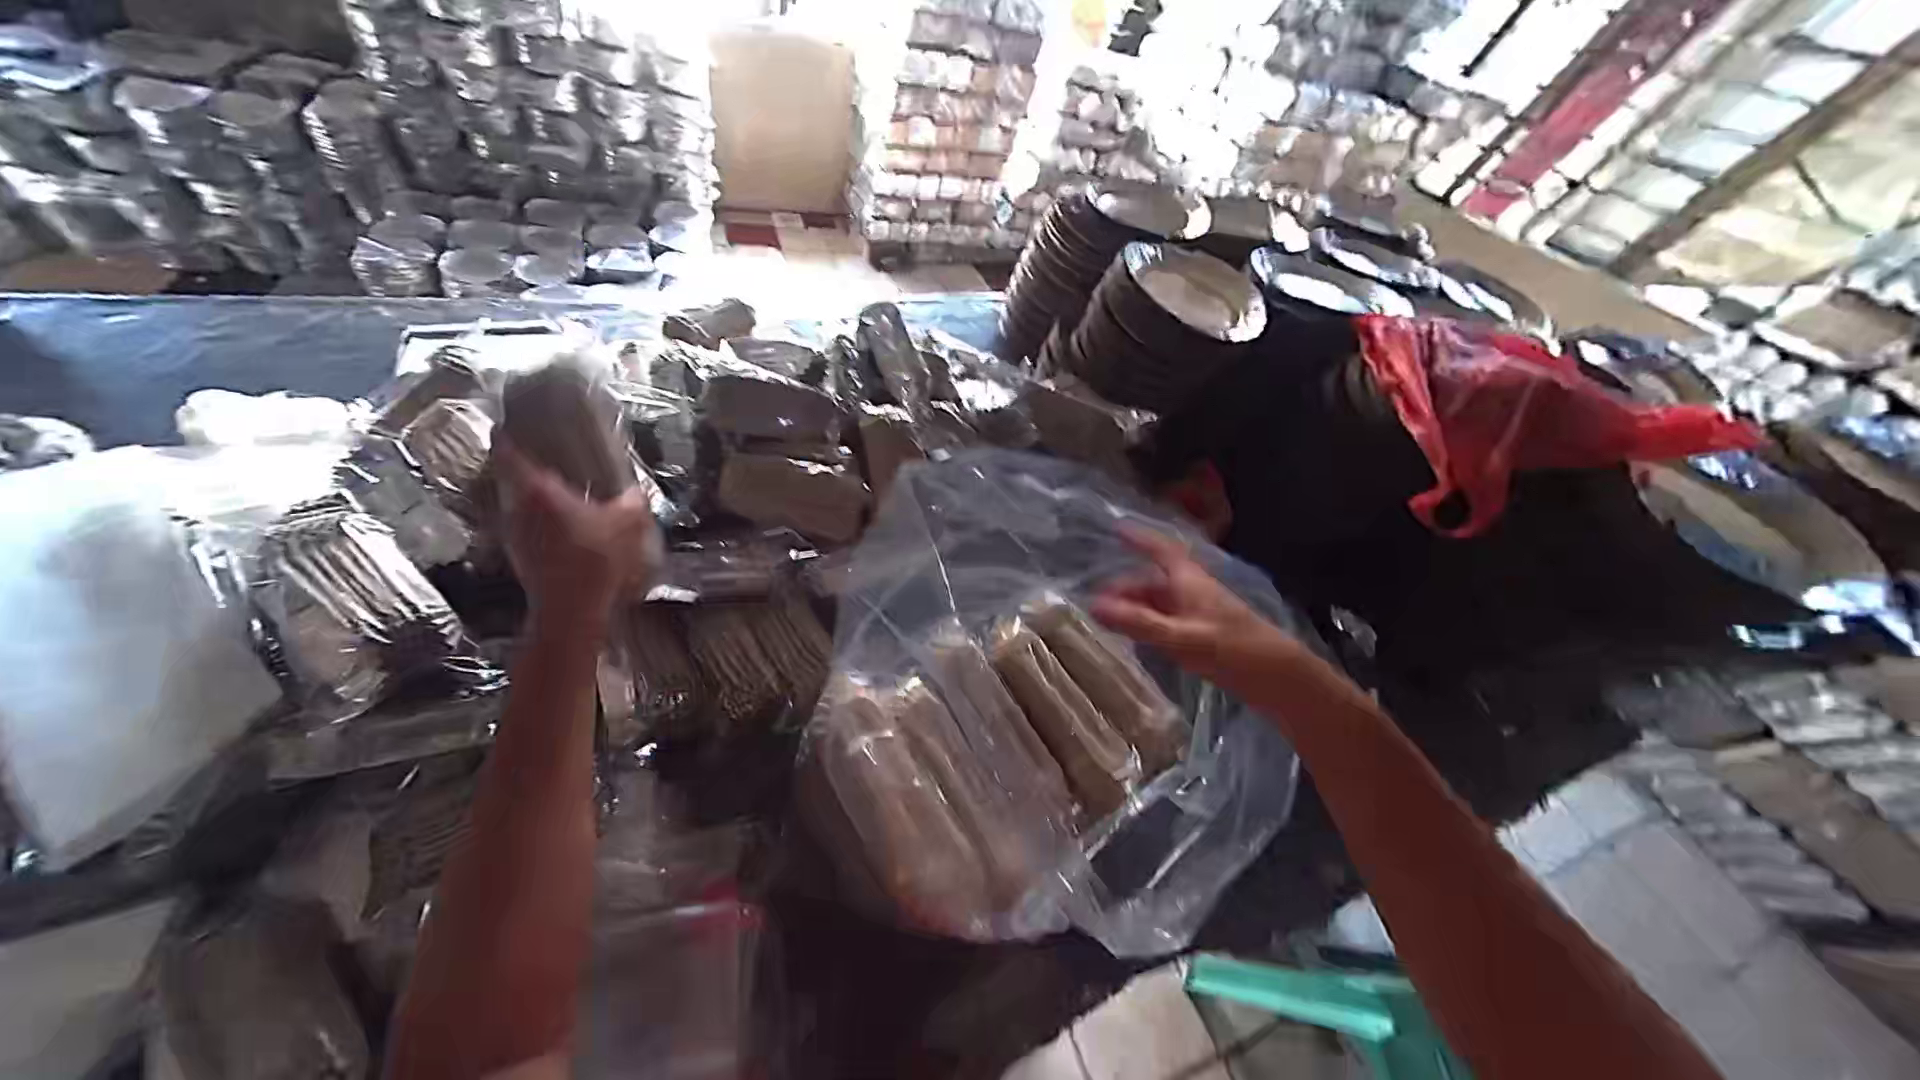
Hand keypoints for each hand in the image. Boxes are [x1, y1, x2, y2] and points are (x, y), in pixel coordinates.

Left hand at [494, 438, 660, 624]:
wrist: (573, 611)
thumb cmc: (597, 561)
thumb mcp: (629, 523)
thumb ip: (632, 501)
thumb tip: (634, 493)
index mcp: (540, 490)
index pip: (508, 451)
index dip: (508, 433)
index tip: (512, 422)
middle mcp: (518, 507)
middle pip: (513, 477)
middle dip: (530, 468)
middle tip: (548, 459)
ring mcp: (514, 533)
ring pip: (520, 504)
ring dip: (536, 498)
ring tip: (561, 495)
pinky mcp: (519, 556)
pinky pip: (527, 528)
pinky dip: (541, 523)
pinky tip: (565, 530)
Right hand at [1090, 526, 1296, 690]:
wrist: (1280, 679)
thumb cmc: (1233, 649)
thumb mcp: (1181, 637)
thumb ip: (1139, 623)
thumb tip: (1095, 606)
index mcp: (1190, 581)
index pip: (1161, 550)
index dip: (1140, 539)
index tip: (1117, 529)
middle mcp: (1192, 592)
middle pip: (1154, 581)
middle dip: (1126, 587)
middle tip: (1097, 601)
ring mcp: (1198, 615)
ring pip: (1159, 604)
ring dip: (1135, 608)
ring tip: (1109, 622)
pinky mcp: (1203, 636)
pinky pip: (1167, 623)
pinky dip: (1148, 625)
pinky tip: (1136, 639)